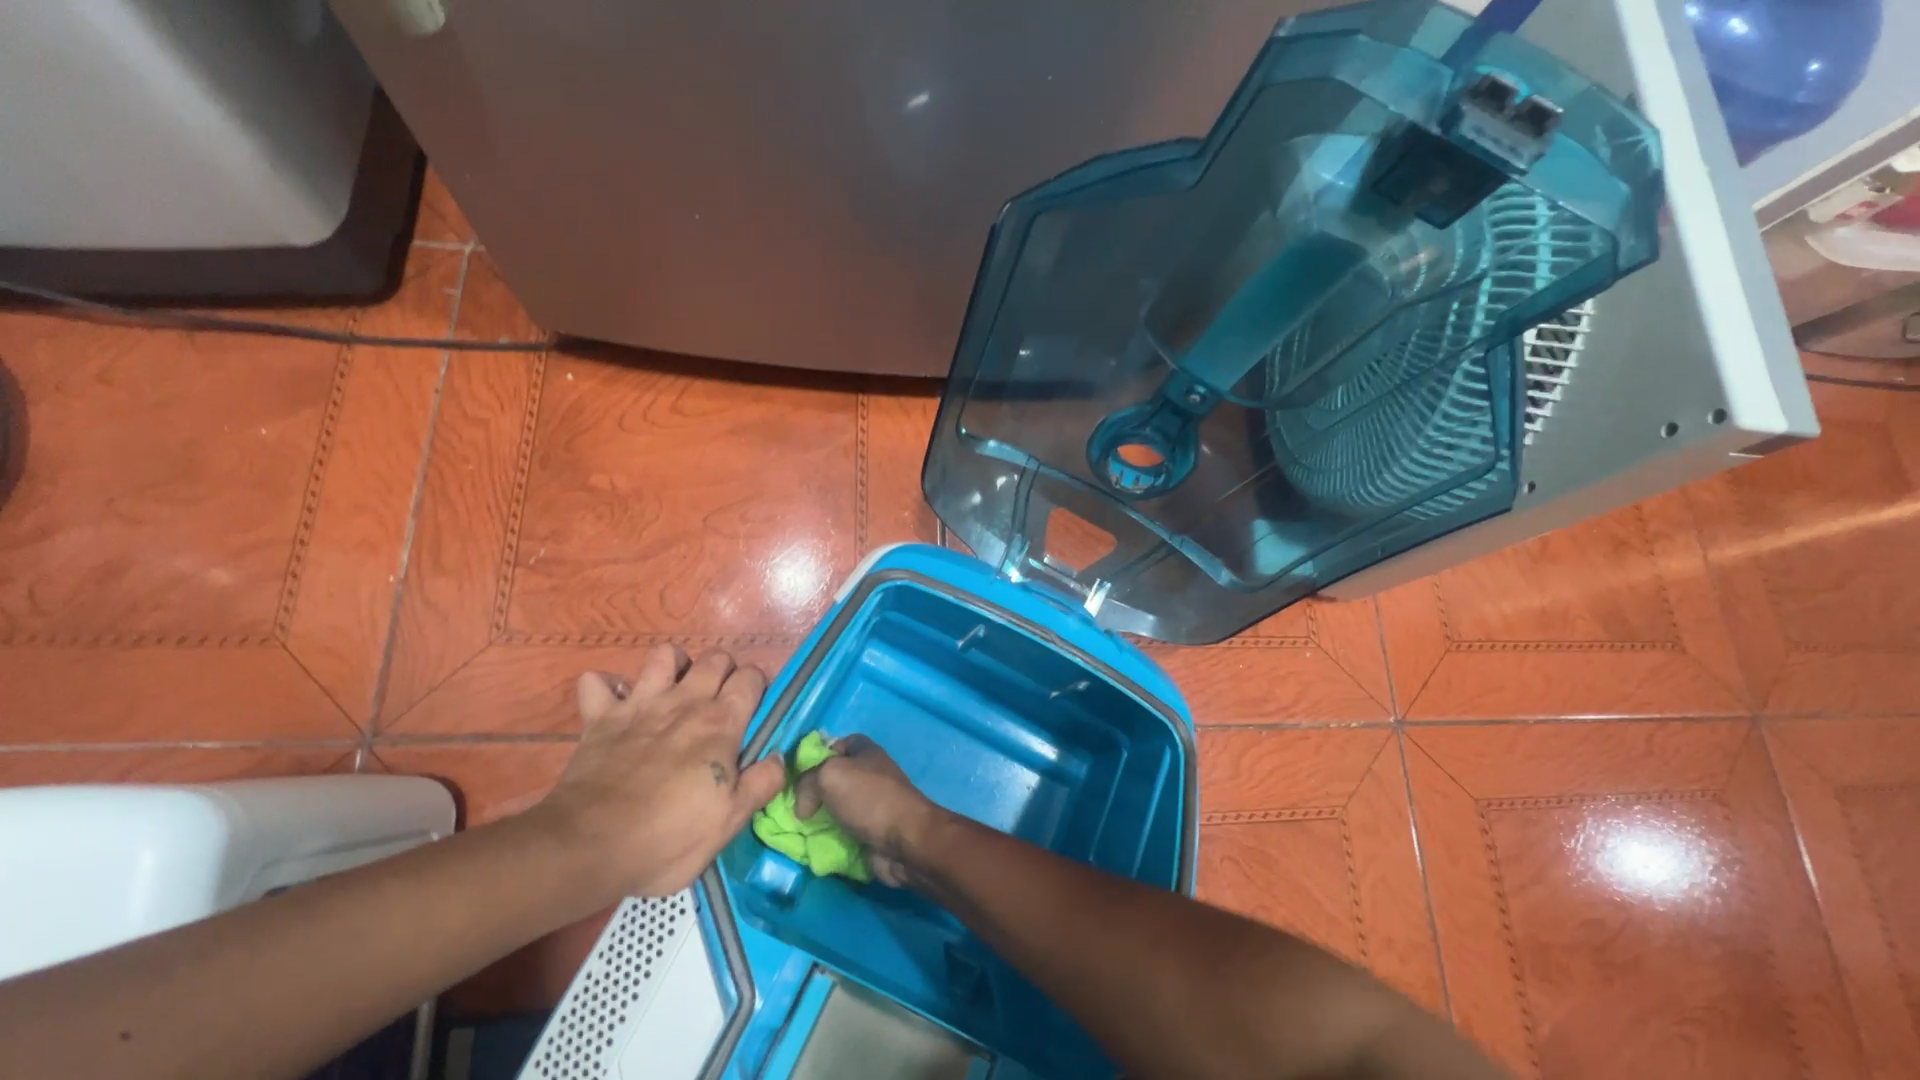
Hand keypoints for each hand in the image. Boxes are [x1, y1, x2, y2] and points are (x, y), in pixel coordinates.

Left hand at [528, 646, 785, 896]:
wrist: (591, 845)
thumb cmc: (670, 837)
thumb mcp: (731, 821)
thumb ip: (762, 783)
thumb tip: (781, 757)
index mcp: (721, 724)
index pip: (751, 678)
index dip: (757, 687)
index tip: (755, 708)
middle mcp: (685, 702)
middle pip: (714, 658)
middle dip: (723, 671)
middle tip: (720, 702)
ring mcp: (639, 705)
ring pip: (663, 655)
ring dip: (672, 666)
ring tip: (674, 692)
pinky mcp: (599, 717)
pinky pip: (597, 682)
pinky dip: (607, 688)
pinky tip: (616, 705)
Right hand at [794, 735, 944, 886]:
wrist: (903, 840)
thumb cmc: (868, 797)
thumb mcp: (828, 775)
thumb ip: (807, 782)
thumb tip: (803, 806)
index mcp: (865, 751)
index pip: (836, 744)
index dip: (816, 755)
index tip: (798, 774)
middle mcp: (870, 774)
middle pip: (833, 779)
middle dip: (813, 792)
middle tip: (794, 806)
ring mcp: (872, 804)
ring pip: (836, 808)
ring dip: (819, 819)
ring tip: (799, 828)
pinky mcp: (872, 831)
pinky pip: (843, 832)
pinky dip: (830, 839)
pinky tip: (814, 844)